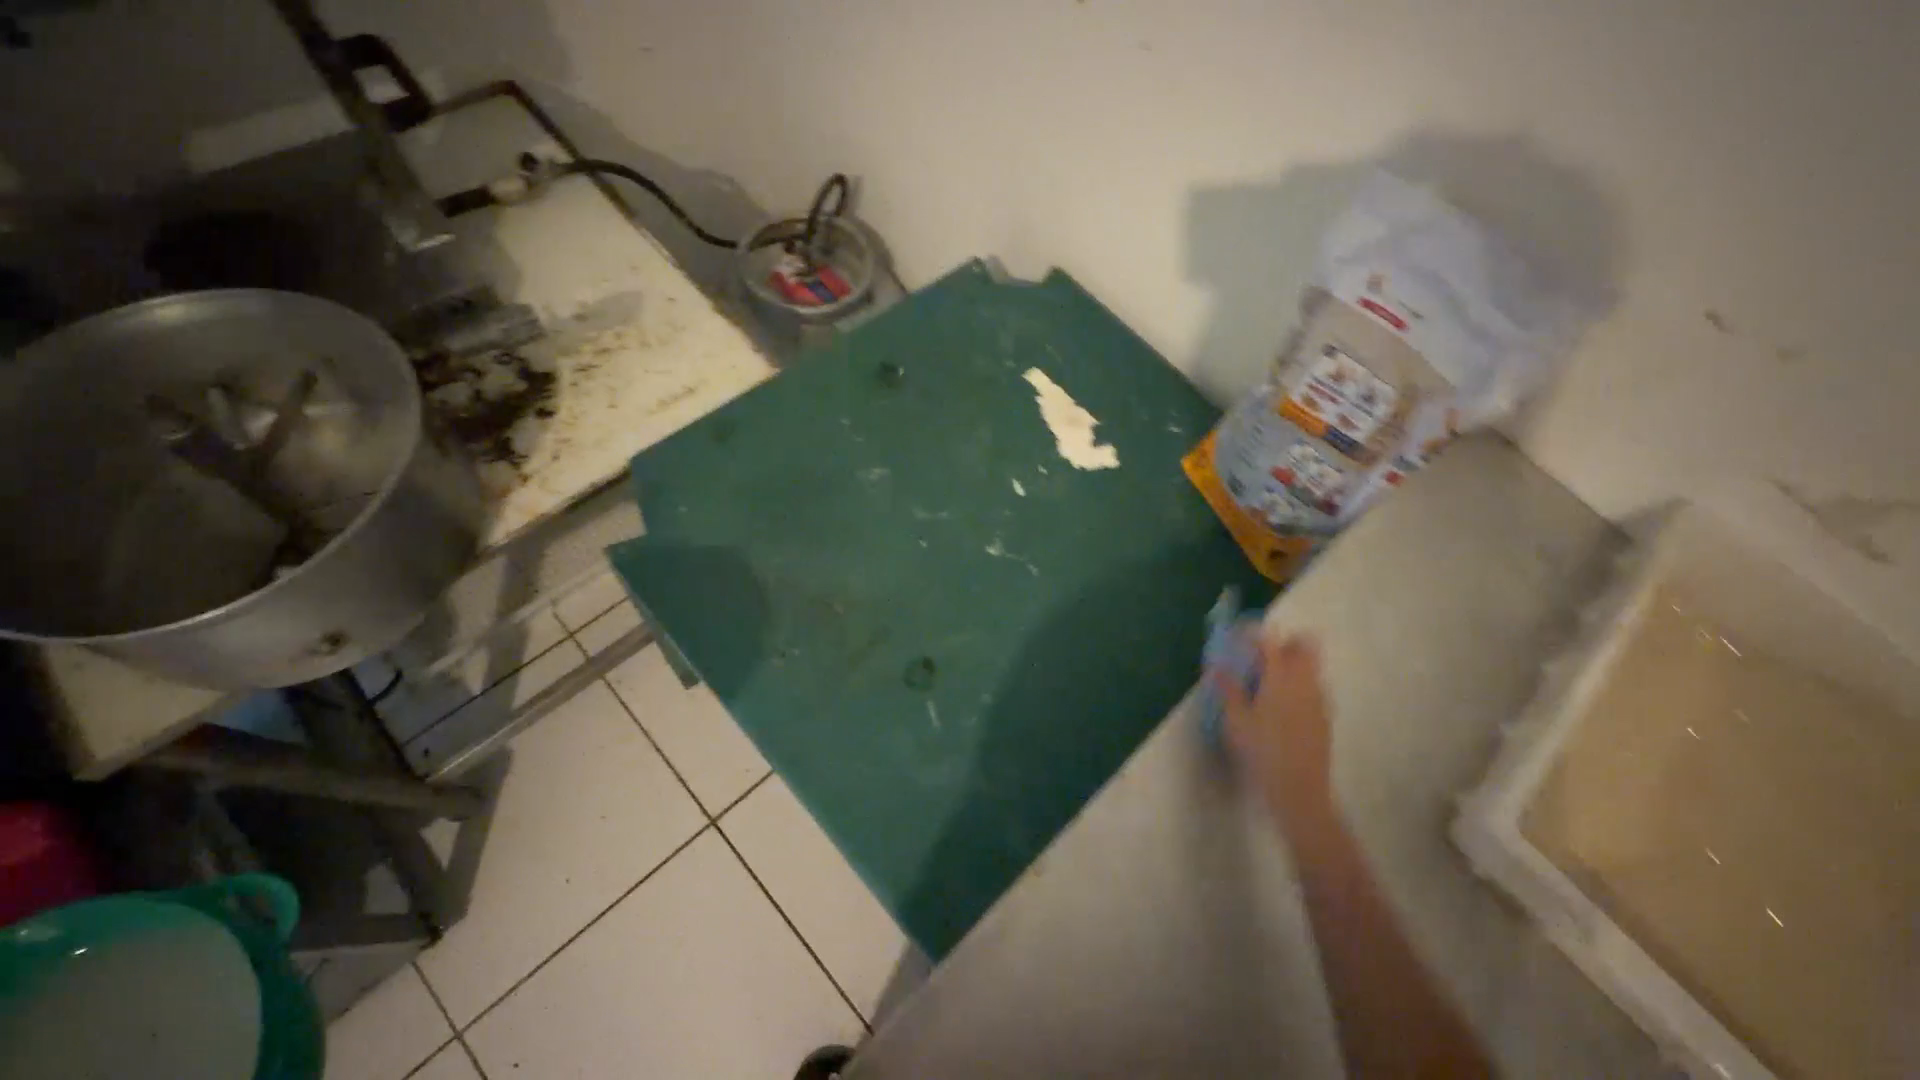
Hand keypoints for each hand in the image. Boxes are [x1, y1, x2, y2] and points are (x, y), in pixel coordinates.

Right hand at [1217, 633, 1334, 829]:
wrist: (1300, 790)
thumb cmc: (1262, 753)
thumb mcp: (1235, 722)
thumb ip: (1228, 689)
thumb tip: (1216, 666)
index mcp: (1281, 678)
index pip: (1270, 641)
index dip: (1254, 633)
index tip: (1239, 633)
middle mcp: (1306, 681)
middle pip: (1305, 645)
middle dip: (1283, 644)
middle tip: (1260, 659)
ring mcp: (1320, 699)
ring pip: (1312, 667)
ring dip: (1293, 665)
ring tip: (1268, 686)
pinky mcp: (1326, 717)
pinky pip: (1314, 689)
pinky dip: (1299, 687)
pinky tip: (1281, 710)